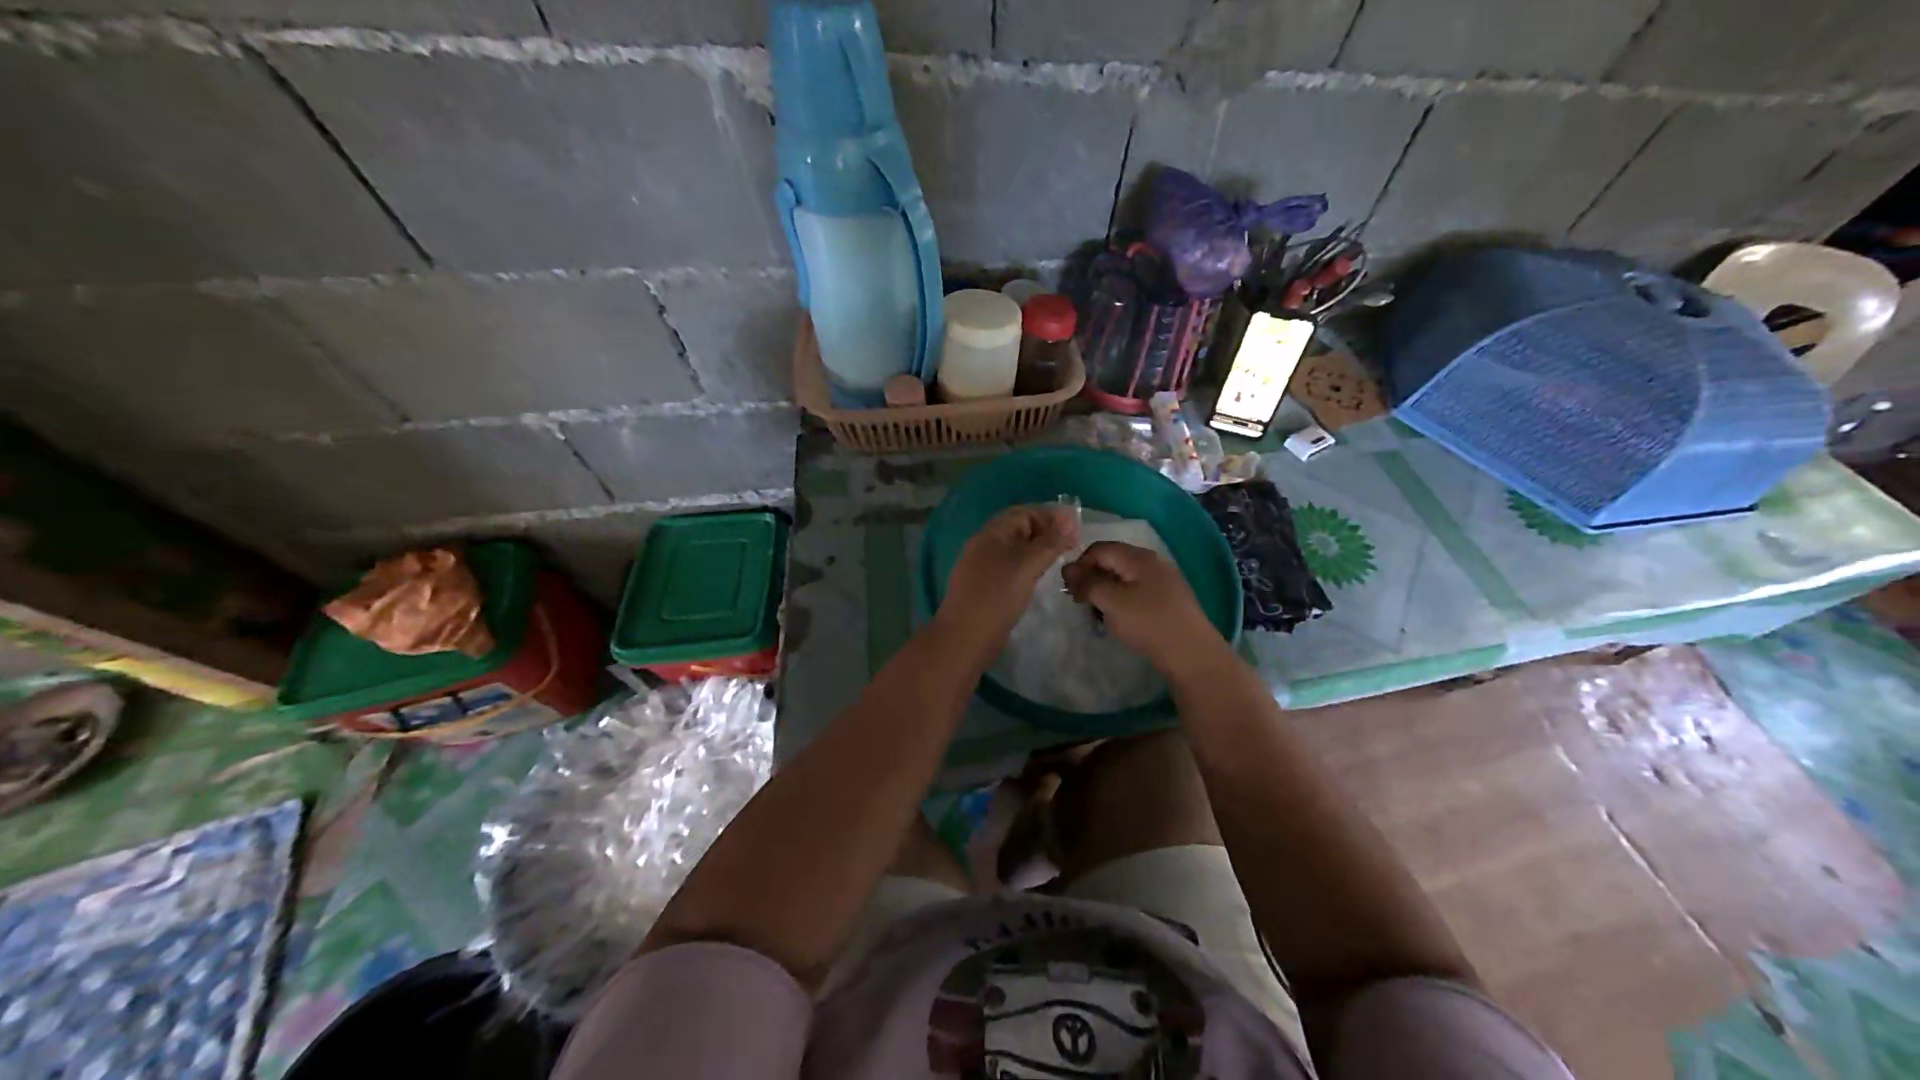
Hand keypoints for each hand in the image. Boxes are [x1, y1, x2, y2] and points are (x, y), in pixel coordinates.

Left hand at [938, 504, 1080, 640]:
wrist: (965, 638)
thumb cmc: (996, 596)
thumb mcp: (1027, 565)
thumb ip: (1050, 541)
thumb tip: (1071, 517)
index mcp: (992, 533)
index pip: (1025, 513)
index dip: (1051, 517)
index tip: (1076, 530)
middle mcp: (986, 545)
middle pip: (1020, 529)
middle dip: (1046, 533)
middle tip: (1072, 546)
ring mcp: (985, 567)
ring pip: (1017, 550)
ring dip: (1039, 551)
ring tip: (1062, 560)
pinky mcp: (988, 586)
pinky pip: (1012, 568)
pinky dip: (1029, 567)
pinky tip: (1041, 577)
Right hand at [1061, 542, 1228, 678]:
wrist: (1192, 653)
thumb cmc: (1148, 622)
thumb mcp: (1110, 601)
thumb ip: (1087, 583)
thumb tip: (1068, 570)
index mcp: (1138, 557)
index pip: (1099, 549)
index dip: (1079, 565)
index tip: (1069, 589)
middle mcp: (1152, 562)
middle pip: (1112, 560)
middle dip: (1091, 577)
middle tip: (1079, 600)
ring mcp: (1163, 580)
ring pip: (1124, 577)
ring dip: (1105, 589)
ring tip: (1096, 611)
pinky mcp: (1169, 599)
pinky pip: (1137, 590)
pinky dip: (1121, 598)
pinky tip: (1119, 617)